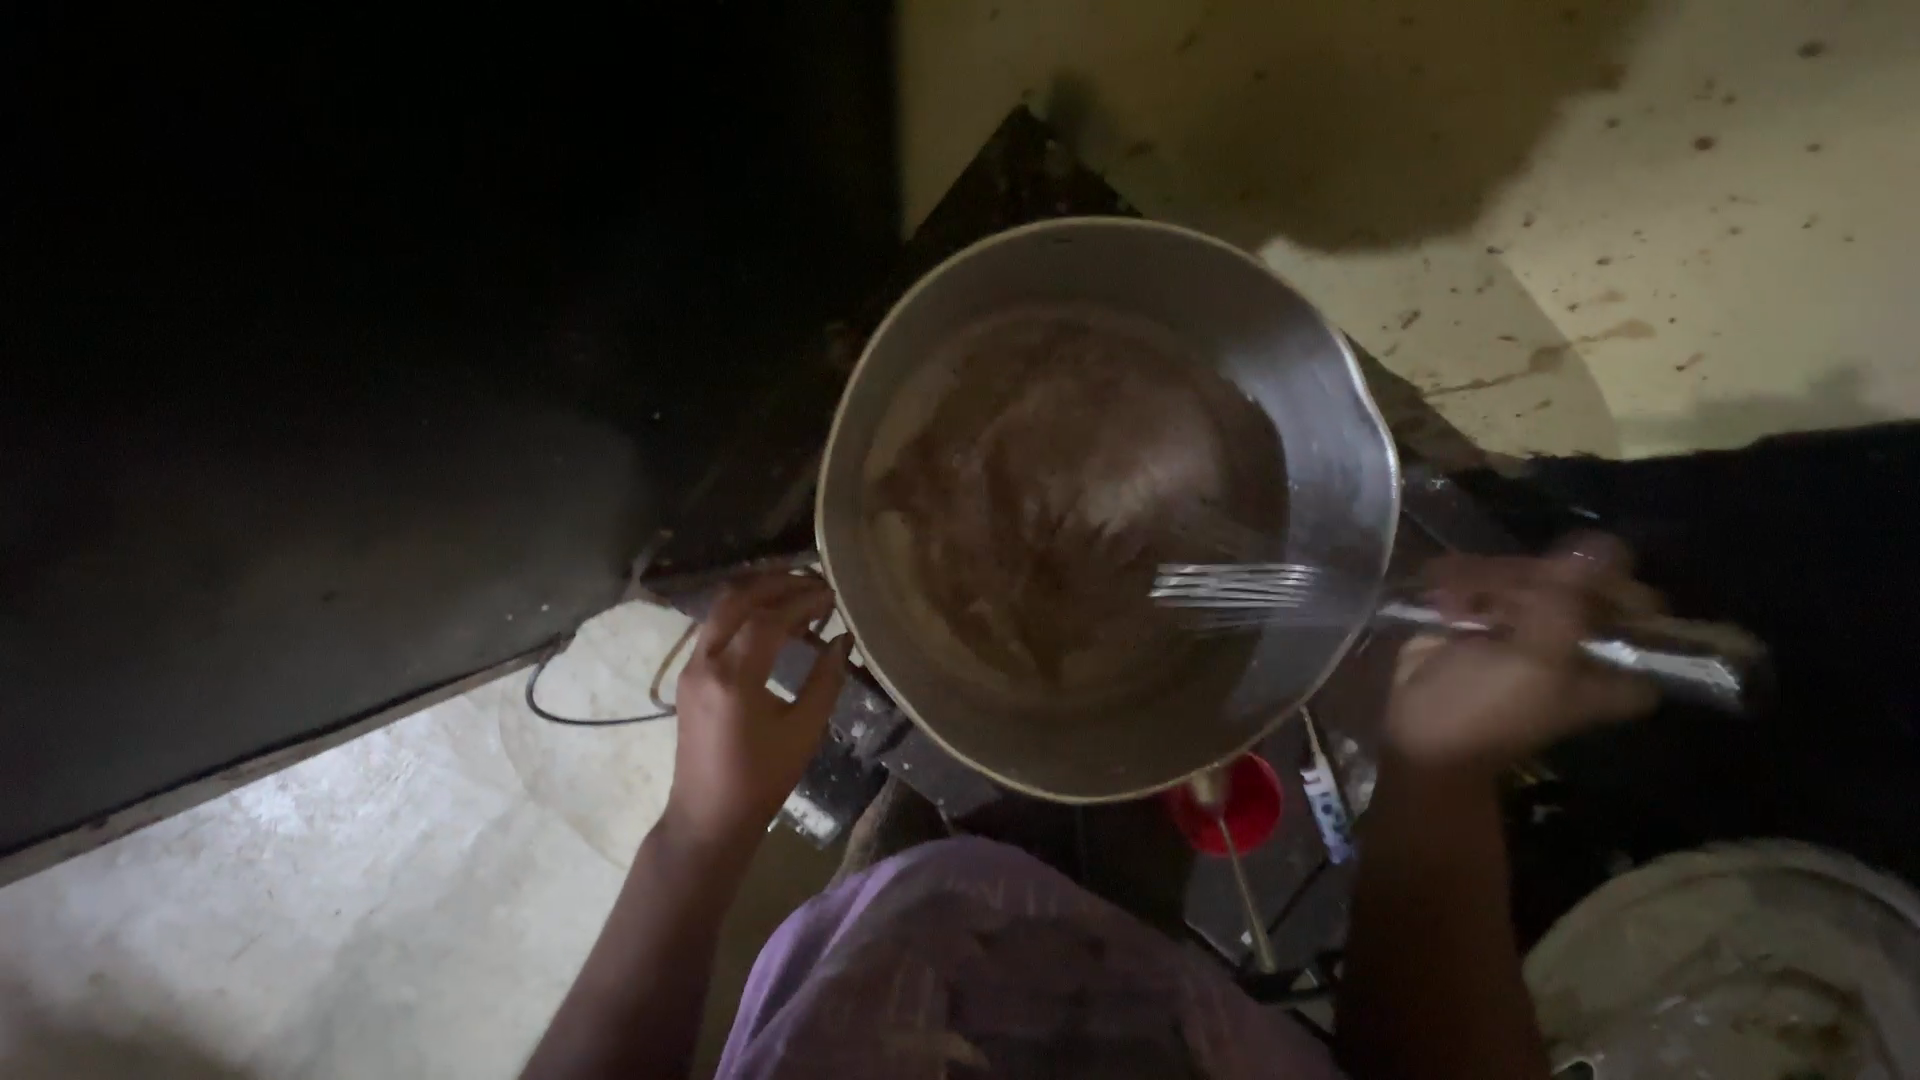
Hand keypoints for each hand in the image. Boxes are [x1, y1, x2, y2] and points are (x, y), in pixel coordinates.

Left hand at [664, 574, 851, 844]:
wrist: (708, 817)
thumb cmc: (761, 780)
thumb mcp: (803, 732)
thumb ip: (825, 680)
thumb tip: (843, 640)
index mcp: (733, 678)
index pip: (768, 617)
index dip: (803, 600)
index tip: (833, 595)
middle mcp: (704, 663)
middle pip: (737, 599)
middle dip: (777, 583)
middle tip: (815, 583)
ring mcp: (691, 667)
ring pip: (720, 608)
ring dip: (757, 593)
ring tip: (796, 593)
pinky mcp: (689, 676)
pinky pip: (715, 627)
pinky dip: (743, 612)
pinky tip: (773, 621)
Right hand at [1386, 534, 1659, 776]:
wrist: (1419, 734)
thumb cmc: (1487, 709)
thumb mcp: (1537, 660)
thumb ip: (1571, 602)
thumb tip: (1603, 543)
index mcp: (1617, 663)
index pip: (1637, 603)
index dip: (1599, 586)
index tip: (1555, 586)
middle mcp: (1580, 640)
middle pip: (1573, 579)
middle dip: (1525, 582)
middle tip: (1488, 600)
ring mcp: (1531, 626)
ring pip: (1526, 575)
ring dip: (1482, 581)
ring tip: (1452, 604)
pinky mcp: (1486, 619)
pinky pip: (1485, 581)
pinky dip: (1460, 583)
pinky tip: (1441, 598)